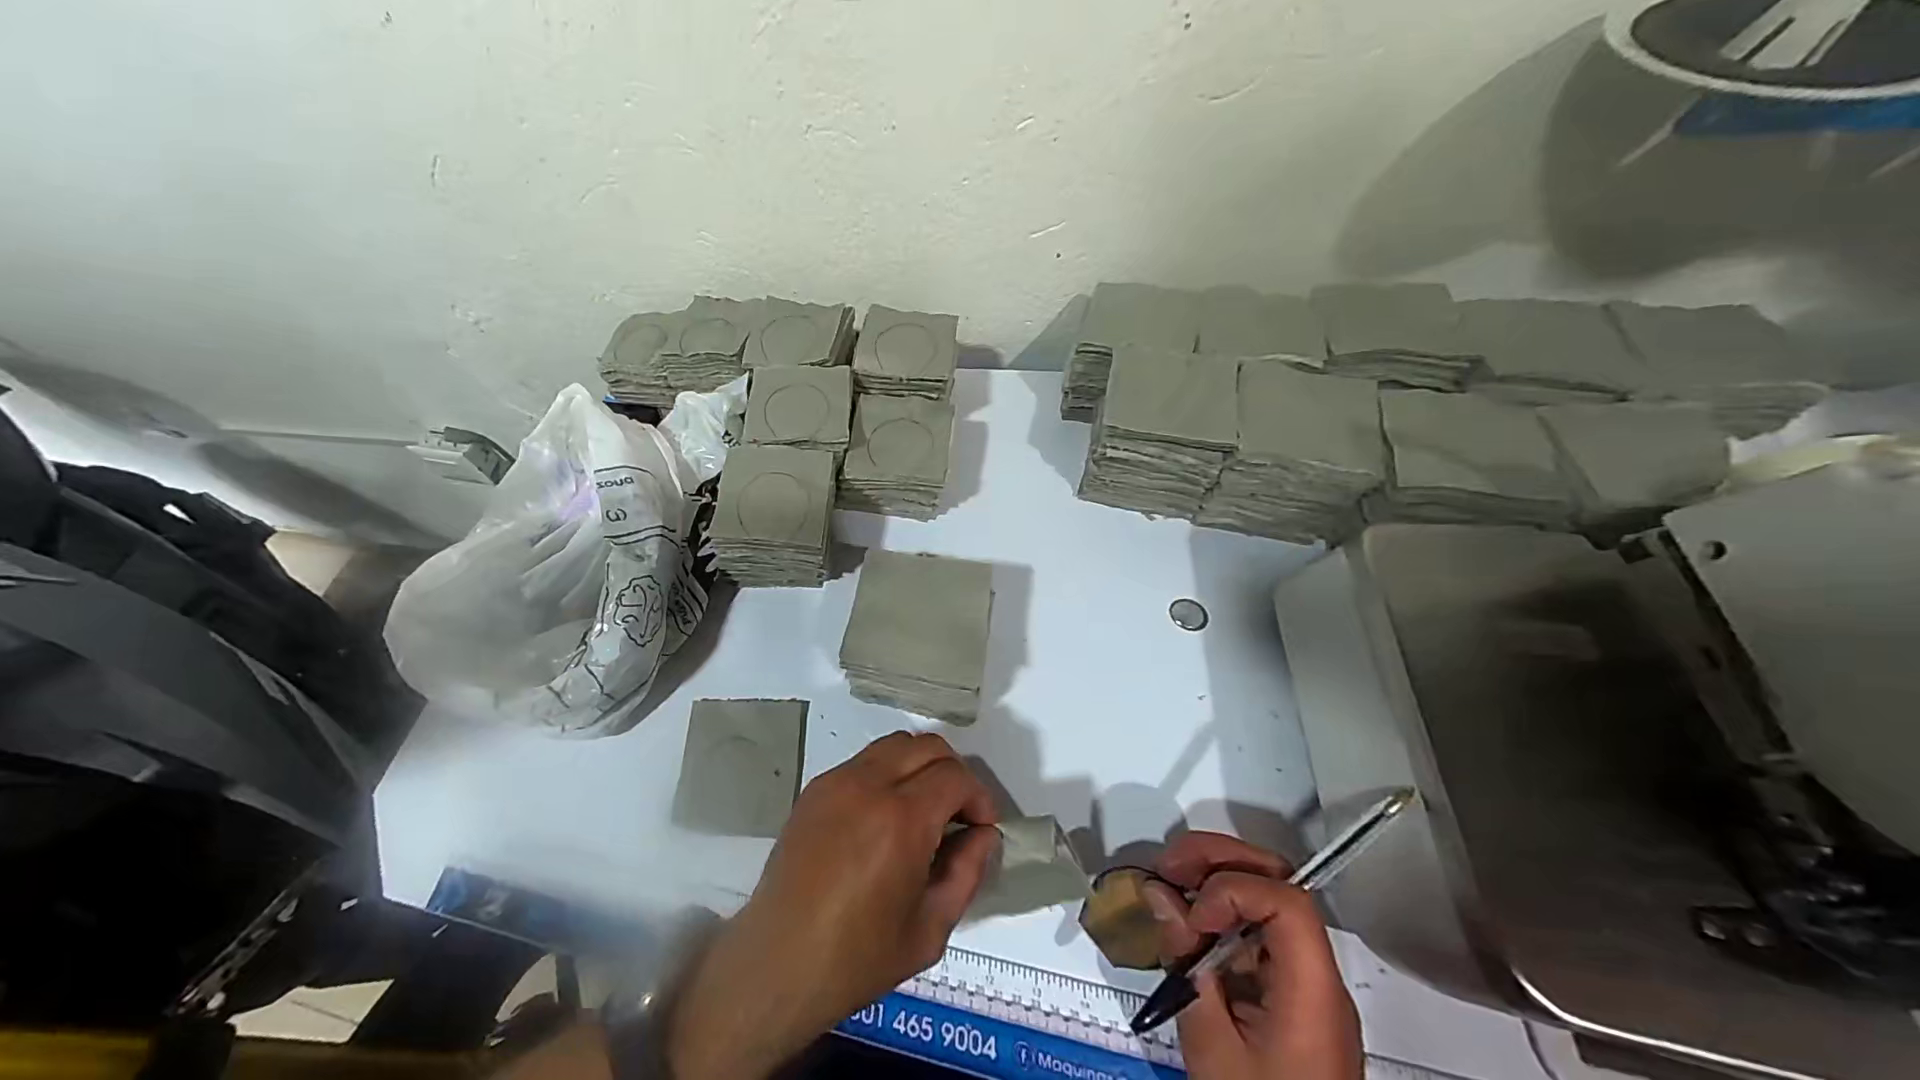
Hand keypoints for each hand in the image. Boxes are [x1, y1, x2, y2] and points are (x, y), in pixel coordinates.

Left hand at [667, 732, 1000, 1079]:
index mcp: (901, 820)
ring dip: (921, 767)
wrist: (776, 965)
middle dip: (955, 774)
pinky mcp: (814, 789)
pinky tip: (886, 815)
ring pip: (896, 744)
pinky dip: (889, 773)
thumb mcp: (930, 928)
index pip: (955, 777)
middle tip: (958, 816)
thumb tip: (983, 834)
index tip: (981, 827)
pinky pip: (865, 761)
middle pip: (929, 747)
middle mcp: (868, 786)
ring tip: (924, 810)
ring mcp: (836, 782)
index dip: (979, 797)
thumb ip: (967, 872)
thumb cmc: (856, 958)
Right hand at [1141, 833, 1362, 1079]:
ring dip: (1217, 877)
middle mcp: (1319, 973)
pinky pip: (1260, 928)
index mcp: (1312, 991)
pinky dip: (1221, 911)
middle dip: (1220, 859)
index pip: (1287, 901)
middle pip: (1281, 881)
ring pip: (1270, 894)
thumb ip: (1186, 964)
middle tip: (1170, 865)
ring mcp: (1307, 978)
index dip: (1233, 889)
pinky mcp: (1290, 988)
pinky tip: (1188, 921)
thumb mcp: (1210, 1045)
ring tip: (1171, 882)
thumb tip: (1160, 892)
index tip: (1194, 917)